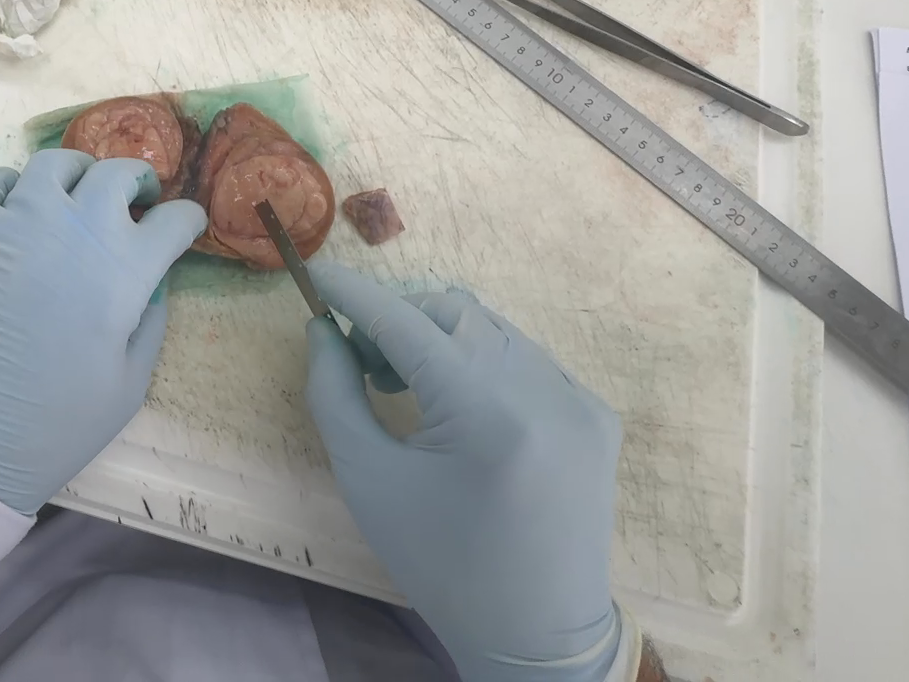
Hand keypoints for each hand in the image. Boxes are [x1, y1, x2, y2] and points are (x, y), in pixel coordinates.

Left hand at [0, 149, 205, 514]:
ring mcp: (18, 222)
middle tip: (135, 201)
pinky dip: (6, 182)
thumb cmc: (62, 420)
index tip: (184, 224)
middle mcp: (74, 231)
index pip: (173, 220)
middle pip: (116, 174)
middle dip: (136, 181)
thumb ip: (152, 315)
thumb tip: (156, 273)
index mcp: (124, 270)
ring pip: (54, 163)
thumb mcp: (133, 379)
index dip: (186, 220)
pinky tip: (17, 205)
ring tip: (78, 194)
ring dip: (76, 172)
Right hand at [304, 262, 623, 681]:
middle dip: (394, 319)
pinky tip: (458, 404)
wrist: (537, 636)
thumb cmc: (436, 558)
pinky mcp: (594, 414)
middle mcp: (542, 391)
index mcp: (485, 412)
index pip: (403, 322)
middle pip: (448, 309)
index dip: (353, 293)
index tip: (314, 272)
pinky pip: (519, 353)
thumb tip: (322, 328)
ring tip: (409, 386)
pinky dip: (474, 357)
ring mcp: (577, 400)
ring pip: (484, 325)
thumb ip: (333, 390)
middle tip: (365, 365)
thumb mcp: (364, 474)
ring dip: (433, 335)